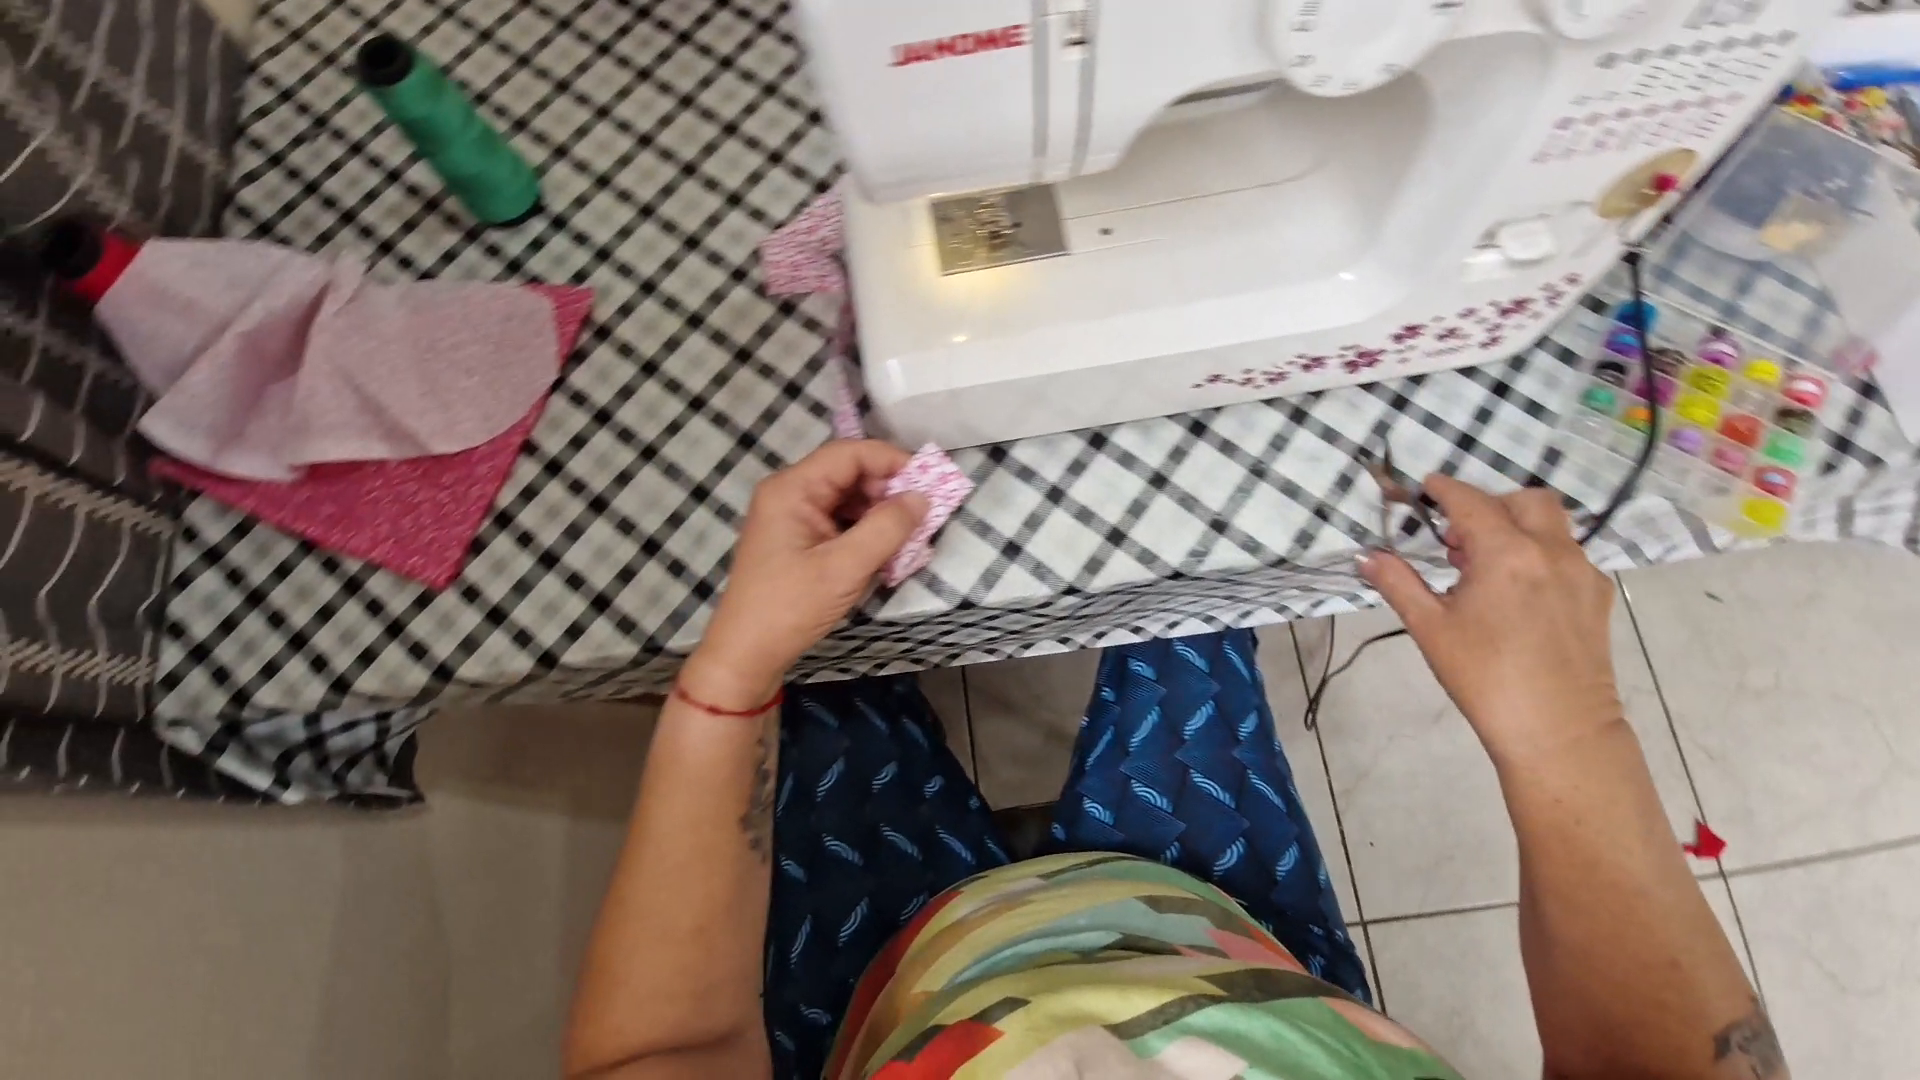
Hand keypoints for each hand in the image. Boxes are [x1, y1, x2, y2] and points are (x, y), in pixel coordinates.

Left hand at [680, 440, 927, 710]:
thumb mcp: (845, 568)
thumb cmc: (791, 607)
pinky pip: (840, 522)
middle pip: (849, 474)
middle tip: (923, 515)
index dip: (892, 461)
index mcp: (792, 489)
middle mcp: (790, 494)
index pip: (849, 453)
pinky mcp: (799, 540)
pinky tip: (887, 552)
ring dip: (880, 514)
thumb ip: (887, 528)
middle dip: (888, 491)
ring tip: (910, 537)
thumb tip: (922, 498)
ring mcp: (793, 517)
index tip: (929, 482)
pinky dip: (866, 532)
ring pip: (848, 499)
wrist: (746, 654)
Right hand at [1357, 475, 1623, 764]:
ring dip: (1516, 526)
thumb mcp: (1429, 627)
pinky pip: (1567, 554)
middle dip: (1488, 504)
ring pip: (1553, 524)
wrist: (1557, 729)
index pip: (1471, 502)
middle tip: (1456, 534)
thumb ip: (1397, 583)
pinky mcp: (1596, 596)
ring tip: (1483, 564)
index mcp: (1506, 554)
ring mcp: (1582, 572)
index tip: (1425, 486)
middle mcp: (1551, 552)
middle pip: (1525, 500)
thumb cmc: (1483, 675)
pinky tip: (1515, 590)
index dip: (1445, 489)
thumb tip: (1366, 556)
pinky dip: (1538, 553)